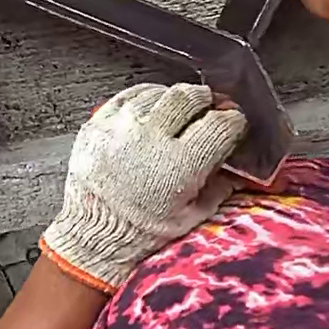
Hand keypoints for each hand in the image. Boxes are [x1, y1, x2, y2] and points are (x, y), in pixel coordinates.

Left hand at [41, 82, 247, 291]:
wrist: (93, 235)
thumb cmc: (140, 232)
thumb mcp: (189, 218)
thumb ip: (217, 189)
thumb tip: (235, 171)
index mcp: (178, 166)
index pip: (219, 125)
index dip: (232, 121)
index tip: (233, 123)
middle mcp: (150, 139)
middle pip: (189, 98)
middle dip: (205, 100)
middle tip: (209, 107)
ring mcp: (121, 128)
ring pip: (159, 93)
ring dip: (176, 99)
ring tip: (181, 109)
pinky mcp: (98, 124)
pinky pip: (129, 95)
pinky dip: (147, 97)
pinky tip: (153, 106)